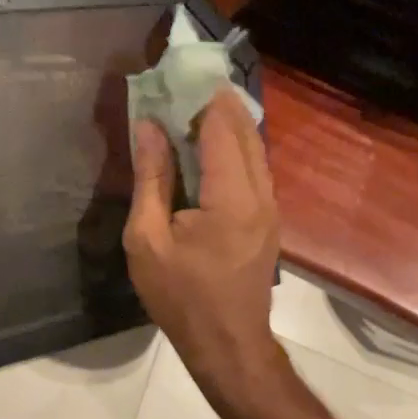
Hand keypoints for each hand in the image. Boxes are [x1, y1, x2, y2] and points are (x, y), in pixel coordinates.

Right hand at [125, 87, 287, 396]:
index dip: (200, 96)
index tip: (176, 72)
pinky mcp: (268, 217)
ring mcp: (269, 207)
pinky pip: (252, 166)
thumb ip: (151, 178)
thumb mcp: (148, 239)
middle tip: (180, 81)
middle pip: (243, 130)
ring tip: (188, 104)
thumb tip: (149, 128)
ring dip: (224, 122)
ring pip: (252, 146)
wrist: (228, 347)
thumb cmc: (181, 297)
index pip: (221, 128)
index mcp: (231, 198)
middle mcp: (260, 194)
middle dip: (214, 101)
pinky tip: (204, 143)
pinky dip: (230, 145)